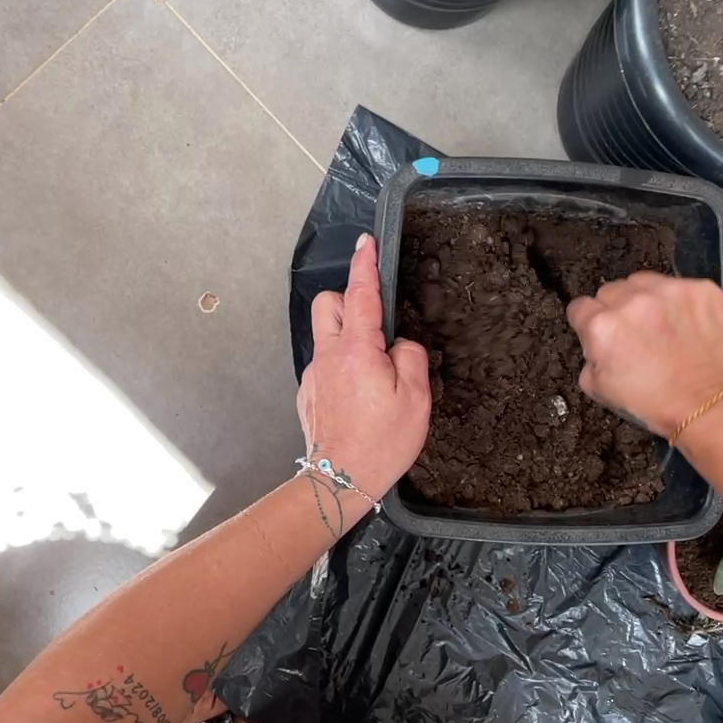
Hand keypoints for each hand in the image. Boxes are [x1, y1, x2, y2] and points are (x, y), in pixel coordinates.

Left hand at [297, 234, 430, 500]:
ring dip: (345, 337)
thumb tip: (399, 345)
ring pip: (324, 335)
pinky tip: (358, 397)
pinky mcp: (307, 393)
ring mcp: (313, 375)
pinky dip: (340, 367)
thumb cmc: (381, 442)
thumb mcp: (416, 399)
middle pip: (326, 303)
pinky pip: (324, 365)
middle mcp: (328, 356)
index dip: (365, 264)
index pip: (360, 294)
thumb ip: (410, 358)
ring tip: (372, 373)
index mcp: (357, 350)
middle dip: (346, 299)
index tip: (367, 242)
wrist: (340, 480)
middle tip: (374, 323)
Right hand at [565, 273, 722, 434]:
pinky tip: (686, 324)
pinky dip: (678, 302)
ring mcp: (670, 291)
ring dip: (644, 299)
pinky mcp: (702, 289)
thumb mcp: (598, 388)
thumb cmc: (651, 402)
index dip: (586, 321)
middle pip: (610, 291)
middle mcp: (633, 300)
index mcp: (602, 326)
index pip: (579, 307)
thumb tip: (595, 343)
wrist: (711, 405)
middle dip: (615, 309)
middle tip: (632, 332)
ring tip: (659, 323)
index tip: (599, 333)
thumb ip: (588, 355)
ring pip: (643, 282)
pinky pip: (679, 286)